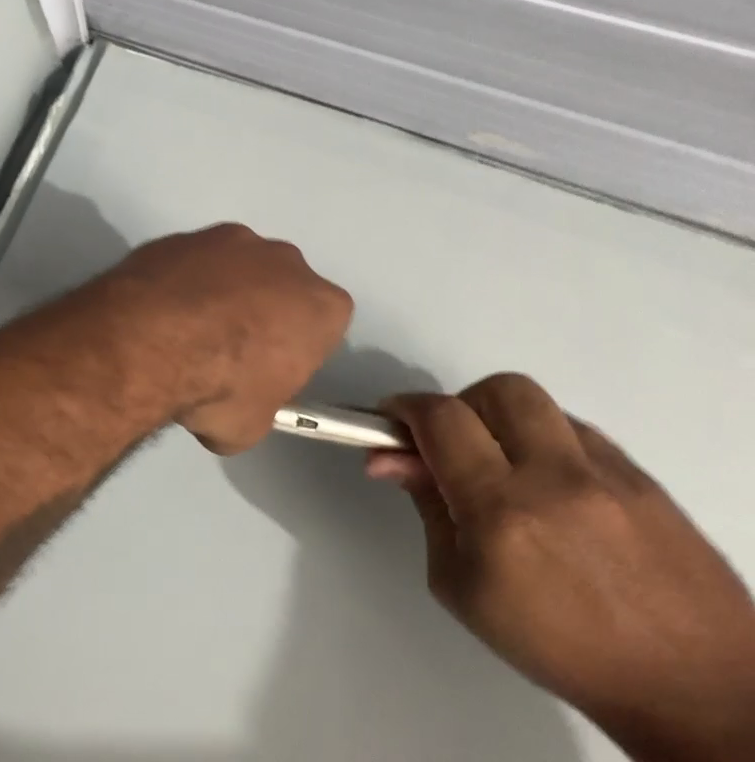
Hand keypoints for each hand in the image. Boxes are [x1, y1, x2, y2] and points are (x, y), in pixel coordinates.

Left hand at [51, 222, 352, 453]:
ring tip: (174, 330)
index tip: (258, 372)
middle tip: (214, 350)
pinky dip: (169, 284)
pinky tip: (148, 313)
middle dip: (251, 313)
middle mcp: (281, 261)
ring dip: (207, 292)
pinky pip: (179, 264)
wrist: (145, 342)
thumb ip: (252, 409)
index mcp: (321, 306)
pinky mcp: (172, 238)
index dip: (287, 353)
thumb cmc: (217, 387)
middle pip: (274, 289)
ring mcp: (222, 240)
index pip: (317, 328)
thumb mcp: (248, 425)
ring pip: (224, 269)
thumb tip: (225, 415)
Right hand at [372, 375, 754, 761]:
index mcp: (503, 510)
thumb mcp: (460, 586)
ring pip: (544, 409)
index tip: (386, 423)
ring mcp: (615, 479)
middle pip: (499, 391)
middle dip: (459, 405)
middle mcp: (561, 480)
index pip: (441, 417)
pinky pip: (584, 438)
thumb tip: (392, 458)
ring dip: (505, 425)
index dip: (403, 408)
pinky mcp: (652, 486)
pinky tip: (549, 490)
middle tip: (448, 444)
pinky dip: (550, 447)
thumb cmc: (557, 646)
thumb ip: (428, 509)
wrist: (694, 689)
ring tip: (501, 471)